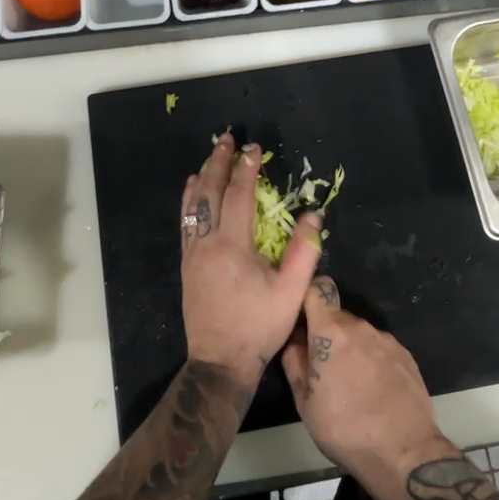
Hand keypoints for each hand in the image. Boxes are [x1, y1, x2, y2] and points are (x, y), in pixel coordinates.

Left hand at [180, 134, 323, 387]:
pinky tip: (192, 189)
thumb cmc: (258, 327)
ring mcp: (193, 252)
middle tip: (226, 139)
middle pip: (210, 191)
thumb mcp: (291, 294)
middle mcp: (208, 243)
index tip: (254, 149)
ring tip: (211, 156)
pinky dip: (189, 200)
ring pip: (194, 204)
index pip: (240, 195)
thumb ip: (304, 253)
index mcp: (233, 246)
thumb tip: (312, 215)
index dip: (247, 169)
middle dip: (218, 162)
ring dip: (203, 175)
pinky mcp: (186, 263)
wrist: (220, 361)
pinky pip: (185, 221)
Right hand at [282, 276, 460, 490]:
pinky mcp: (406, 355)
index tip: (303, 319)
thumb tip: (294, 340)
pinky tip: (374, 390)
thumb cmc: (345, 428)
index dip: (308, 297)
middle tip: (324, 367)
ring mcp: (386, 340)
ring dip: (351, 348)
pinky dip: (372, 361)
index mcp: (331, 331)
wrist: (403, 452)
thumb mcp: (304, 402)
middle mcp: (360, 326)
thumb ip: (294, 362)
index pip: (318, 288)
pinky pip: (379, 348)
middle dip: (328, 334)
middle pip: (337, 316)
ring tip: (351, 384)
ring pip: (359, 334)